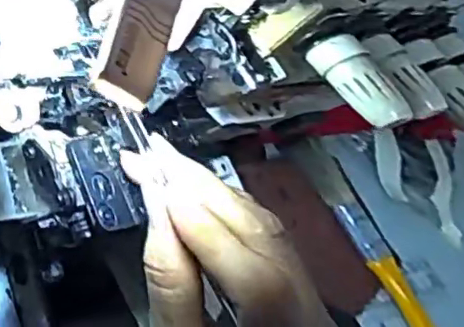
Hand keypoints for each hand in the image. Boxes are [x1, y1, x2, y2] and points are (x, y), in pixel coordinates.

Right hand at [122, 134, 332, 326]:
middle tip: (146, 153)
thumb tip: (154, 207)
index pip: (259, 281)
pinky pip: (268, 236)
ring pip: (267, 229)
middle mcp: (315, 321)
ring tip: (163, 162)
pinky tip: (196, 191)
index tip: (150, 180)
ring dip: (208, 188)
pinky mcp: (305, 292)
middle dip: (199, 188)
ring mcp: (317, 307)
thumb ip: (171, 286)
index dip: (203, 225)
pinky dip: (226, 205)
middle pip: (265, 239)